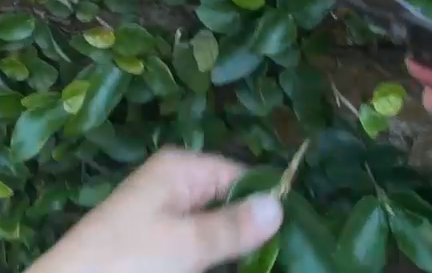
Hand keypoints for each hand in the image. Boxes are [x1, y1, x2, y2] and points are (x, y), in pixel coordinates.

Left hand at [23, 148, 283, 272]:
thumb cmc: (129, 260)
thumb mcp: (186, 243)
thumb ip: (232, 227)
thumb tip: (280, 201)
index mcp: (180, 169)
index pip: (238, 175)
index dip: (268, 200)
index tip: (302, 232)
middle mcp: (174, 185)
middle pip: (229, 204)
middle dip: (254, 231)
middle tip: (292, 256)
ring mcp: (165, 218)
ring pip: (216, 232)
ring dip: (237, 251)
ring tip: (273, 262)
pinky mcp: (159, 248)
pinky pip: (199, 249)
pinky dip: (215, 258)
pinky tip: (237, 267)